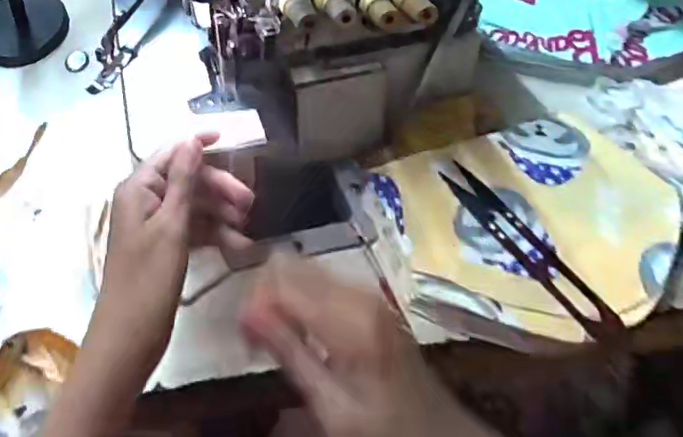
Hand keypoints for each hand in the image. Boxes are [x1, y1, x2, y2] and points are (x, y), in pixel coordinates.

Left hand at [44, 135, 251, 436]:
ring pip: (192, 205)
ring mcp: (153, 224)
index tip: (228, 139)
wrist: (128, 340)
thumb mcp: (171, 226)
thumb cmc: (148, 280)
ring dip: (219, 212)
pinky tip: (237, 245)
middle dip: (217, 187)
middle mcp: (143, 199)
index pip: (171, 152)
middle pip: (185, 179)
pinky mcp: (163, 247)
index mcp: (138, 187)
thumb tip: (192, 140)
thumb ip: (183, 181)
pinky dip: (212, 234)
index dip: (198, 144)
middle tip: (249, 202)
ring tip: (247, 225)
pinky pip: (191, 229)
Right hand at [240, 254, 492, 436]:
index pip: (280, 275)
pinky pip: (317, 276)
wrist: (439, 432)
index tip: (243, 334)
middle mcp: (355, 290)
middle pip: (288, 262)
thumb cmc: (384, 428)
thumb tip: (245, 311)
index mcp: (348, 316)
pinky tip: (298, 328)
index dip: (254, 299)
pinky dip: (298, 294)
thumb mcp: (332, 407)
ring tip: (273, 333)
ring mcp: (363, 288)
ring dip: (279, 292)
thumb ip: (289, 353)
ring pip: (300, 264)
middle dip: (264, 292)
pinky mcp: (365, 294)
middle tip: (254, 335)